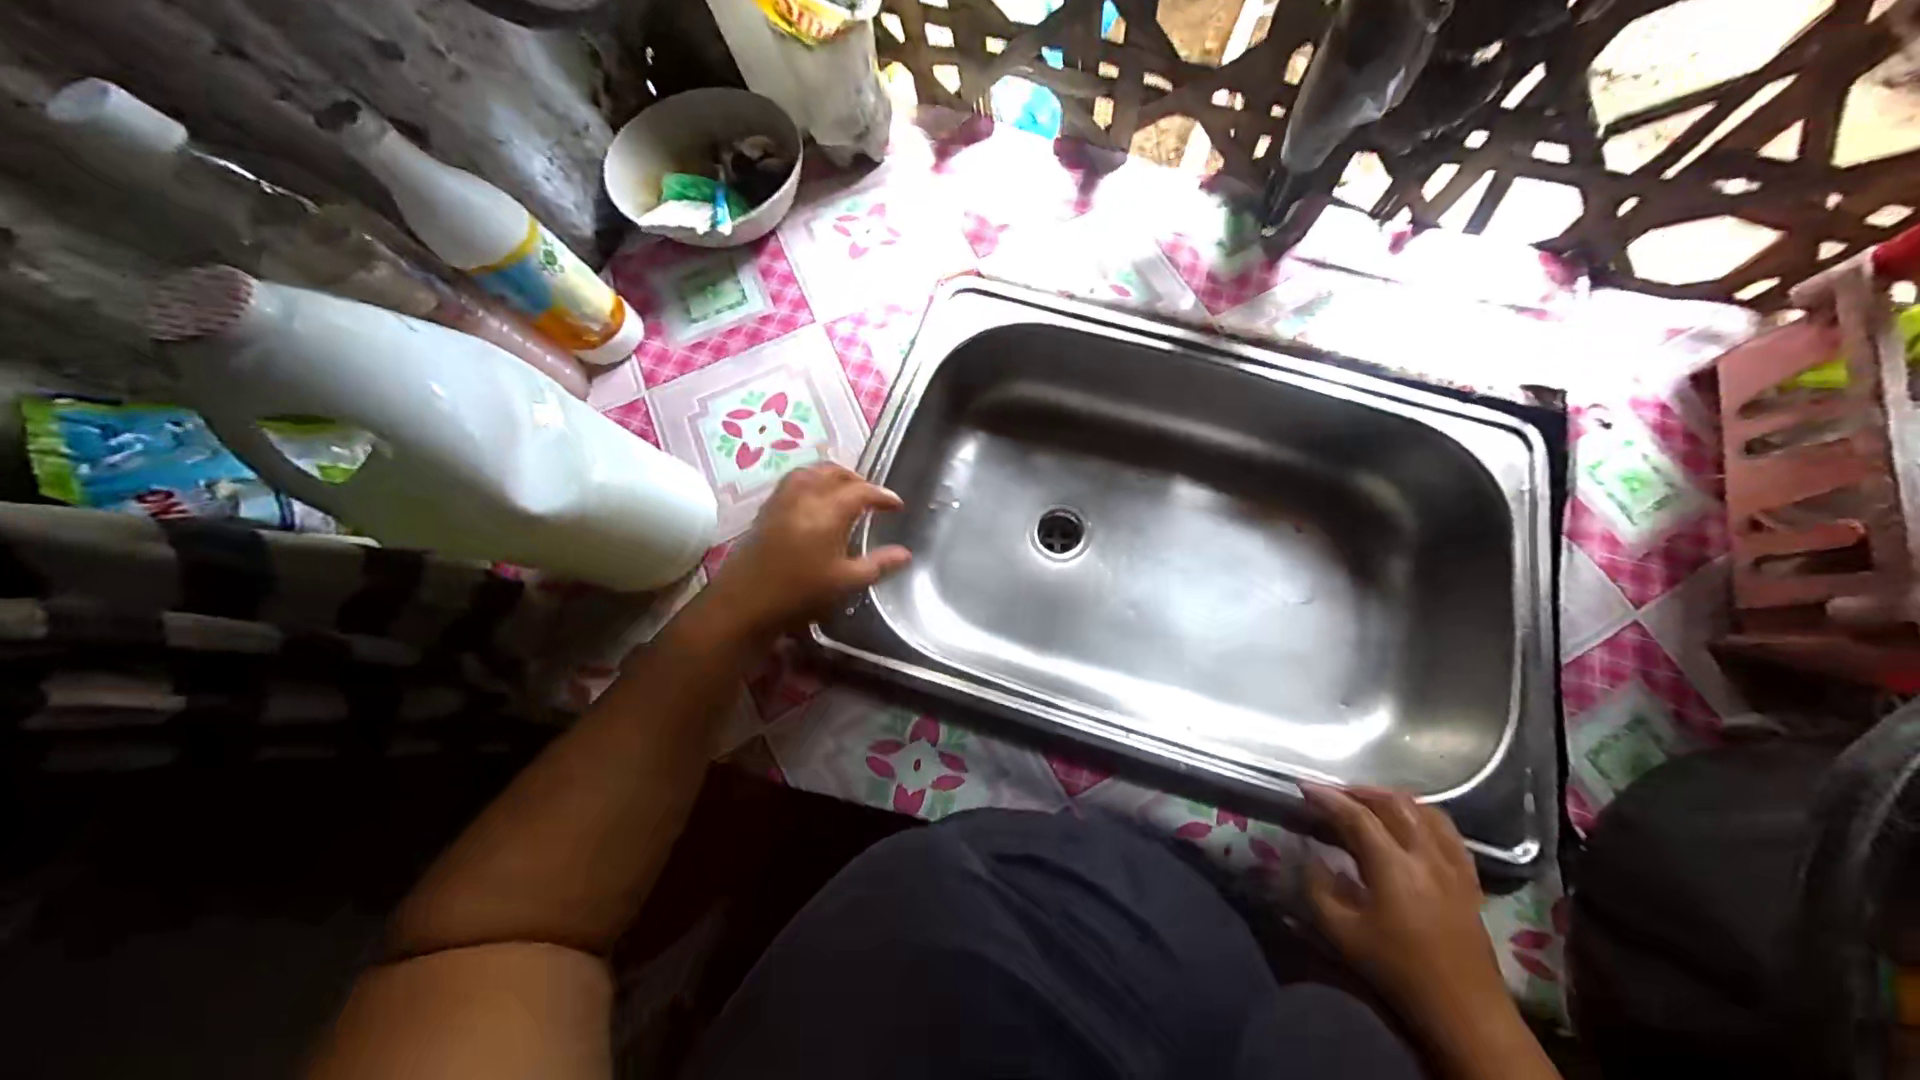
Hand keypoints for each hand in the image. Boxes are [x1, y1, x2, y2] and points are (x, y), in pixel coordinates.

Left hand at [698, 464, 911, 641]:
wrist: (744, 604)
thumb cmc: (800, 593)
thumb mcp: (846, 582)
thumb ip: (878, 564)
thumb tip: (905, 554)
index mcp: (828, 511)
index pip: (862, 491)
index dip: (883, 495)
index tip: (897, 505)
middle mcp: (804, 497)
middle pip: (834, 473)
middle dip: (857, 480)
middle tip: (871, 497)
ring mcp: (781, 501)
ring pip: (810, 472)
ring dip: (831, 476)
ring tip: (843, 492)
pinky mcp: (765, 511)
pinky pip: (792, 483)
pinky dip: (810, 482)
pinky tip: (814, 503)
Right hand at [1303, 784, 1507, 1034]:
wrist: (1463, 1010)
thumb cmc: (1397, 969)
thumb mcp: (1341, 932)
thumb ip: (1318, 886)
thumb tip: (1310, 855)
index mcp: (1393, 866)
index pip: (1356, 816)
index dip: (1327, 797)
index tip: (1303, 787)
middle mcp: (1427, 856)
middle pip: (1394, 804)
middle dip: (1359, 791)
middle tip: (1332, 794)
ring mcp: (1453, 866)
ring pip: (1425, 811)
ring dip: (1392, 799)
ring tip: (1368, 803)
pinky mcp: (1469, 880)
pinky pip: (1448, 832)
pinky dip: (1423, 816)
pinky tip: (1410, 825)